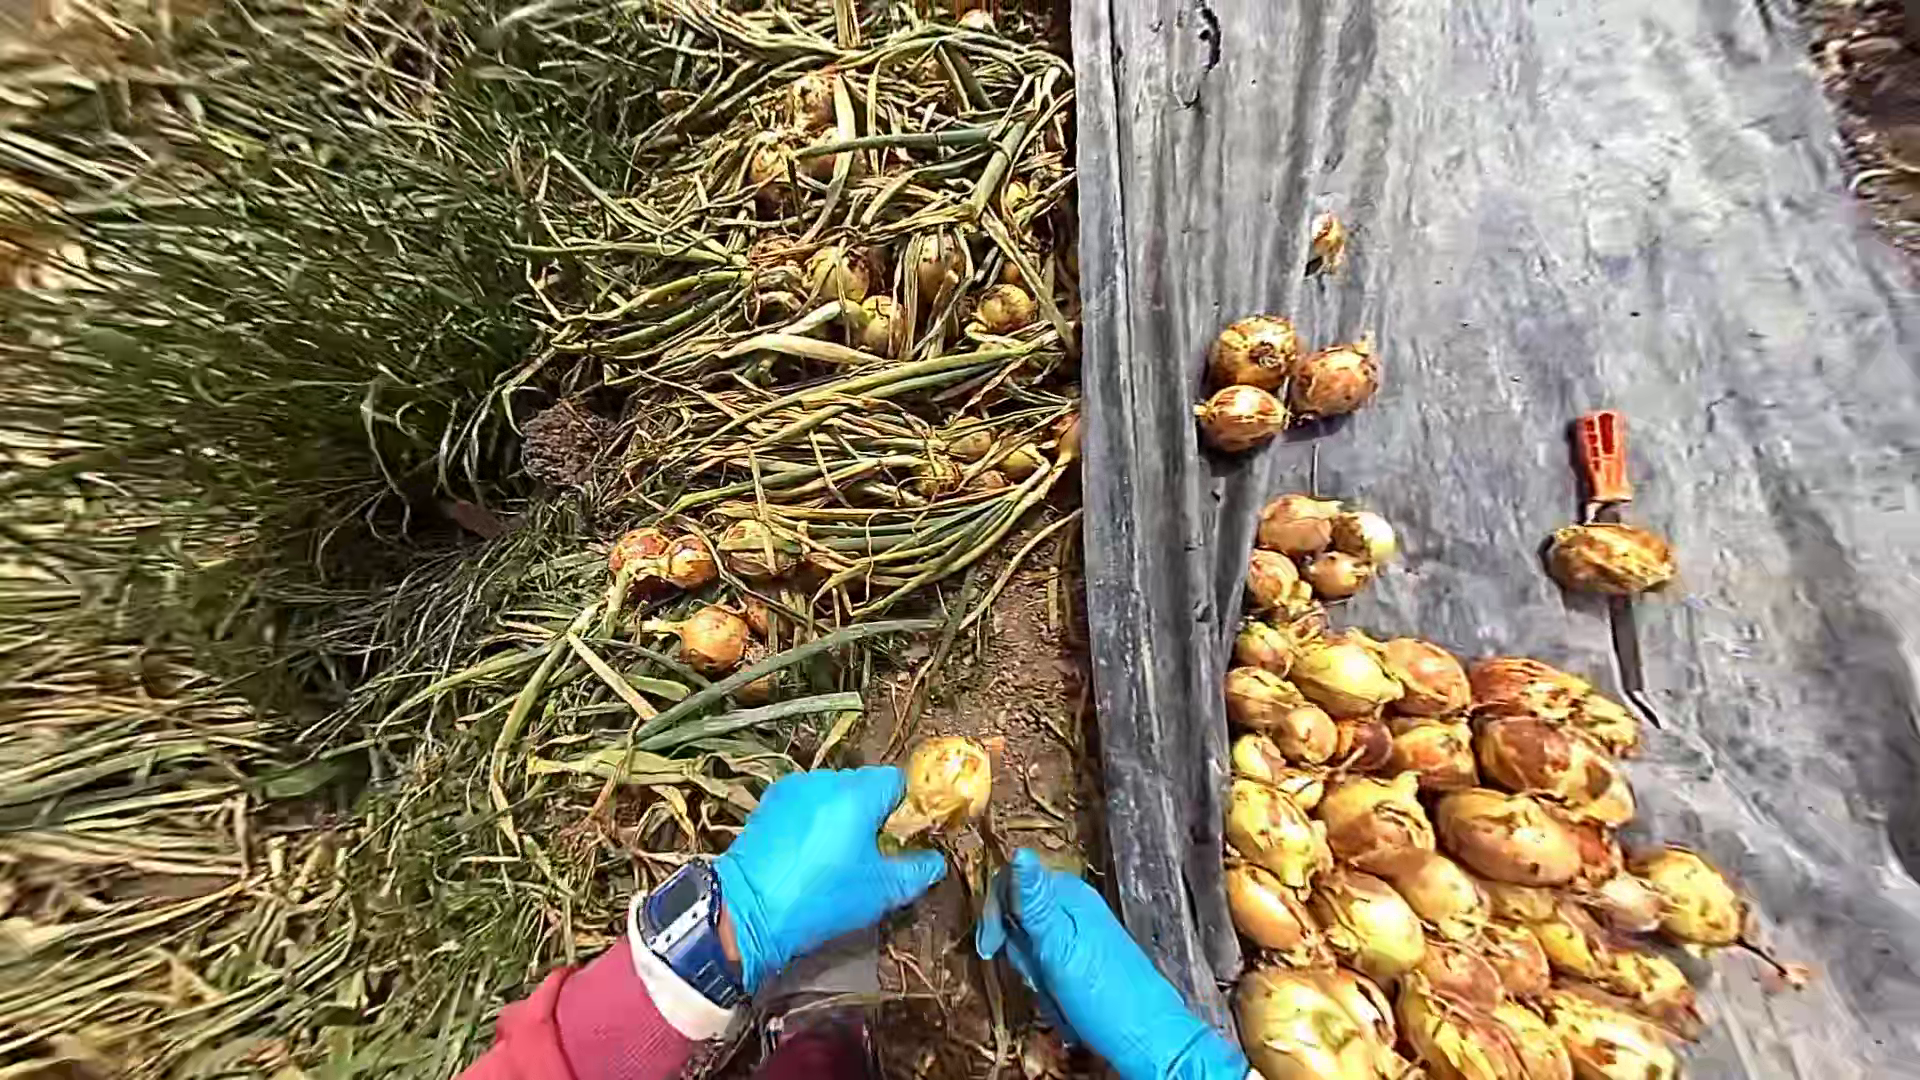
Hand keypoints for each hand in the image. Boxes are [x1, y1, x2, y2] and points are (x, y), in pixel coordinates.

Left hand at [715, 766, 946, 991]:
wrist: (744, 912)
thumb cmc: (820, 898)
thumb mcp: (879, 892)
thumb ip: (916, 872)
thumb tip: (936, 861)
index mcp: (859, 793)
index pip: (898, 780)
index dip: (905, 807)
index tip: (900, 838)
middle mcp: (829, 778)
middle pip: (866, 785)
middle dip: (873, 812)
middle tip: (869, 851)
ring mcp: (798, 785)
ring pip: (836, 791)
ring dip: (842, 813)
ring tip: (833, 852)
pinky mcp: (773, 797)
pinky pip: (808, 798)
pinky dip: (815, 815)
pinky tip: (805, 848)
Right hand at [977, 850, 1247, 1079]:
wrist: (1151, 1043)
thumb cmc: (1105, 996)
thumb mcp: (1060, 947)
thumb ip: (1034, 901)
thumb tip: (1018, 852)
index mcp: (1067, 892)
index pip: (1012, 880)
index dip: (994, 912)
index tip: (989, 948)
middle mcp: (1073, 904)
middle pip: (1019, 911)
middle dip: (1018, 948)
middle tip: (1035, 976)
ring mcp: (1079, 930)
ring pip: (1032, 939)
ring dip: (1034, 970)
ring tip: (1053, 993)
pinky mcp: (1083, 956)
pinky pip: (1048, 959)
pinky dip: (1048, 983)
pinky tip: (1061, 1001)